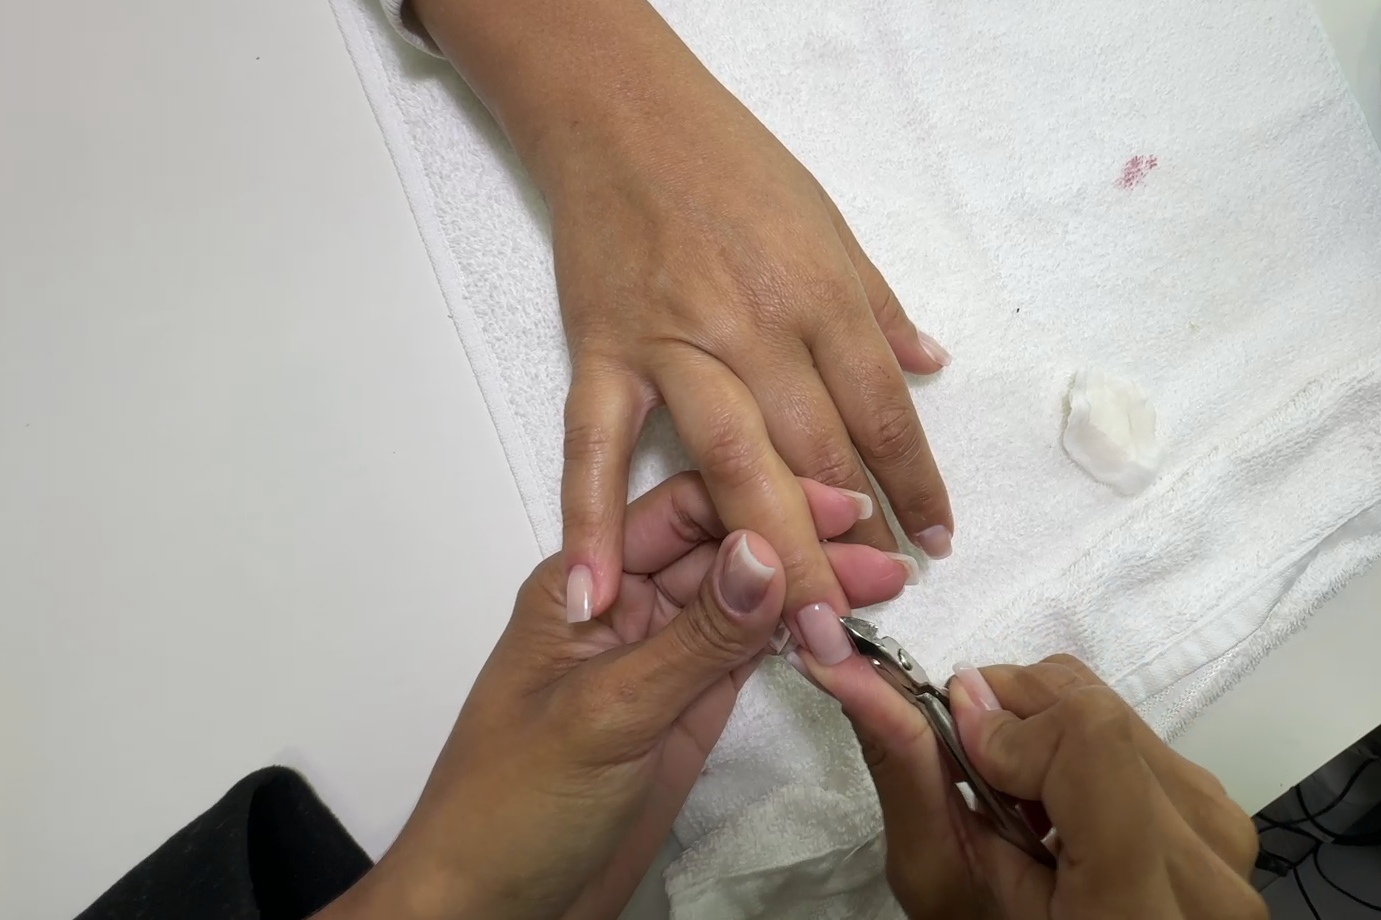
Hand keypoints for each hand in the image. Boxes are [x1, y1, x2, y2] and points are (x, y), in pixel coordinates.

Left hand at [321, 472, 908, 919]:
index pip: (687, 510)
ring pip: (750, 597)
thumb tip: (768, 549)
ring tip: (883, 585)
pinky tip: (841, 626)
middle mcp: (634, 597)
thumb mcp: (609, 711)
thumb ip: (696, 633)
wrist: (496, 917)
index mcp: (591, 575)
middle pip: (728, 549)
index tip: (836, 511)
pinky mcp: (696, 693)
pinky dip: (799, 635)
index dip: (760, 501)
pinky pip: (755, 647)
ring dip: (811, 590)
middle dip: (802, 546)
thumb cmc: (515, 807)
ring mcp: (670, 647)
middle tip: (879, 554)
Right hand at [409, 0, 954, 643]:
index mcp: (822, 294)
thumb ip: (881, 308)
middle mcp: (757, 326)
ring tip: (798, 631)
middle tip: (871, 621)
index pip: (884, 411)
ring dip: (768, 553)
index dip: (917, 482)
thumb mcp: (832, 225)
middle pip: (816, 455)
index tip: (939, 539)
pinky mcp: (601, 349)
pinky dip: (590, 517)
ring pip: (730, 463)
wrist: (625, 111)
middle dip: (850, 543)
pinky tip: (600, 593)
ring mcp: (674, 343)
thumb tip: (933, 368)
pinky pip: (594, 443)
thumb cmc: (739, 166)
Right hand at [844, 656, 1264, 919]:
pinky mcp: (1220, 807)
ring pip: (1108, 703)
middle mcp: (1205, 867)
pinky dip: (1077, 735)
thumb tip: (858, 669)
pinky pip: (1134, 721)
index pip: (1088, 739)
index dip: (1009, 722)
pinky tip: (1063, 798)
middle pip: (1094, 711)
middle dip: (1011, 714)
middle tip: (977, 767)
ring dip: (1041, 723)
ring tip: (1022, 793)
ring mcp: (1223, 836)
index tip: (961, 741)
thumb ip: (908, 773)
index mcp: (1136, 913)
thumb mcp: (943, 886)